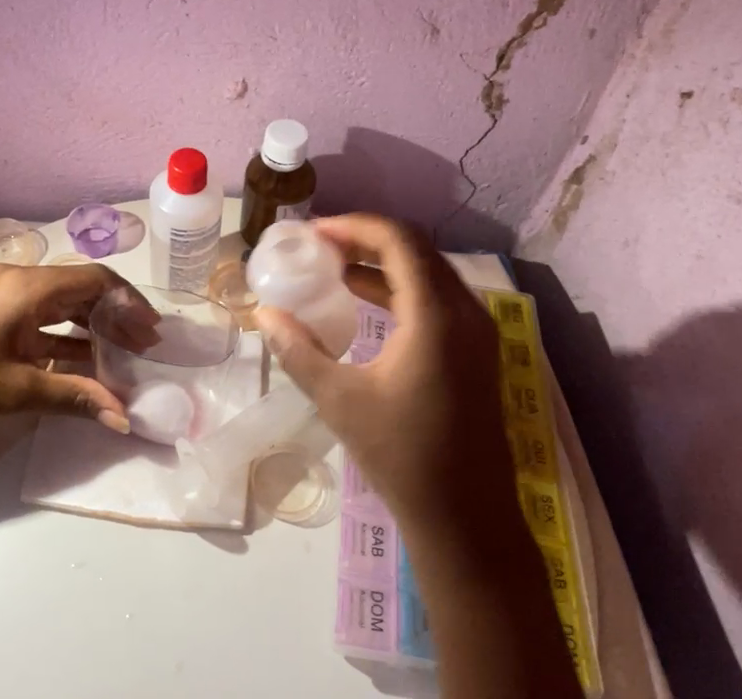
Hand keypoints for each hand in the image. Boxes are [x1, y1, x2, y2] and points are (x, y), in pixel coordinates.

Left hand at [0, 262, 133, 433]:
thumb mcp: (21, 390)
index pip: (95, 280)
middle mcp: (17, 280)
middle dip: (115, 316)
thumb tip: (124, 418)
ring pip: (62, 302)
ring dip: (93, 326)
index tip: (152, 332)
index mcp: (26, 286)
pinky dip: (66, 334)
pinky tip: (86, 360)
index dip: (129, 303)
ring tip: (122, 355)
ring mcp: (1, 295)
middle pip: (81, 288)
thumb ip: (77, 396)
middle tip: (144, 347)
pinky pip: (41, 315)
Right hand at [254, 214, 512, 530]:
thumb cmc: (401, 456)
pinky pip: (438, 298)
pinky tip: (365, 300)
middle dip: (366, 240)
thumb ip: (299, 351)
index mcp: (435, 315)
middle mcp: (465, 311)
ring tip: (335, 267)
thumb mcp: (340, 401)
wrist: (466, 514)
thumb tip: (264, 314)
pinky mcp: (476, 350)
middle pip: (416, 250)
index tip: (314, 234)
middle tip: (320, 246)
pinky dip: (401, 288)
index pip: (399, 241)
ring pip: (429, 273)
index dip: (354, 227)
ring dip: (384, 263)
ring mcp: (477, 331)